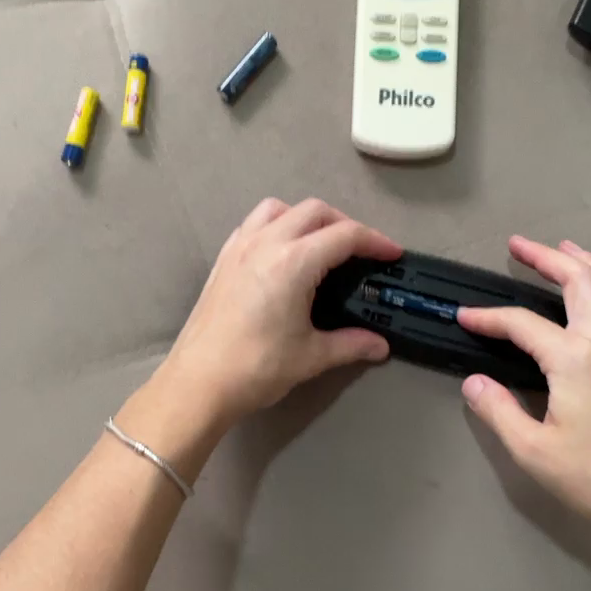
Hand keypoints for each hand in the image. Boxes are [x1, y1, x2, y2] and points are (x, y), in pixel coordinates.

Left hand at [158, 197, 401, 424]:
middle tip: (361, 252)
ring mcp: (239, 247)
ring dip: (306, 218)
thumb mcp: (311, 357)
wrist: (198, 382)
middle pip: (314, 211)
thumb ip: (351, 344)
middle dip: (344, 224)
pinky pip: (253, 224)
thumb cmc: (257, 367)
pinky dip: (275, 226)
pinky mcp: (222, 260)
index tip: (392, 254)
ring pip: (278, 209)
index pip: (345, 235)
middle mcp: (266, 243)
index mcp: (294, 262)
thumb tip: (380, 346)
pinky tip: (281, 253)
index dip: (375, 241)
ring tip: (320, 244)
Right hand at [456, 237, 590, 528]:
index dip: (489, 317)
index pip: (522, 323)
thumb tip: (474, 382)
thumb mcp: (531, 450)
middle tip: (519, 245)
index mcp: (573, 359)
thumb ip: (497, 410)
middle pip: (580, 280)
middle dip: (547, 257)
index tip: (464, 318)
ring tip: (569, 249)